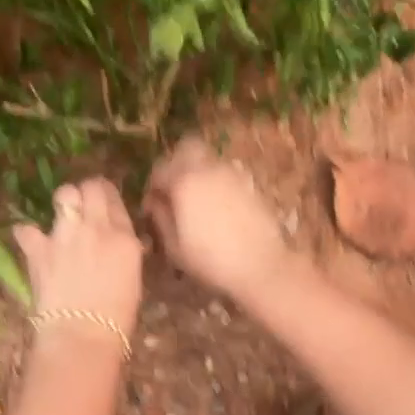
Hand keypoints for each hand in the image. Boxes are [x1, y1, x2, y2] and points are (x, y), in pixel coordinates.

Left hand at [13, 178, 143, 353]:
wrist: (83, 335)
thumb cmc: (116, 318)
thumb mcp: (132, 279)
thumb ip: (125, 253)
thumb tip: (121, 244)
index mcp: (124, 237)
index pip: (115, 200)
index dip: (107, 198)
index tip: (103, 203)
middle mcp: (96, 227)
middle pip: (91, 187)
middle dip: (87, 191)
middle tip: (83, 204)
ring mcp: (65, 235)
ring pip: (65, 195)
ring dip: (64, 203)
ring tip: (62, 218)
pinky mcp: (39, 249)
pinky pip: (27, 229)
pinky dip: (27, 234)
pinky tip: (30, 241)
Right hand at [144, 138, 290, 302]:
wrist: (262, 265)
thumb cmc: (211, 261)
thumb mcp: (175, 247)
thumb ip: (161, 218)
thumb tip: (154, 202)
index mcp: (184, 183)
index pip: (159, 169)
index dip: (152, 186)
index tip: (152, 205)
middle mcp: (208, 170)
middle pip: (187, 148)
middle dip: (176, 163)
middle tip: (174, 189)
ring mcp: (233, 174)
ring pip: (209, 159)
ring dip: (198, 171)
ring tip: (197, 199)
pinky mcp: (250, 184)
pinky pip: (227, 173)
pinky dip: (218, 181)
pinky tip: (218, 207)